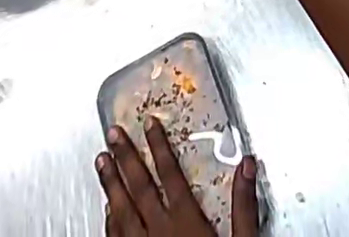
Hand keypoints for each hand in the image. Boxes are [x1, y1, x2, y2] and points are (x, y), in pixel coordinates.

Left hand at [97, 118, 258, 236]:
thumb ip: (245, 206)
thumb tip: (247, 163)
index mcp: (187, 224)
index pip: (170, 175)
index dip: (159, 146)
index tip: (149, 123)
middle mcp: (161, 234)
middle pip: (140, 188)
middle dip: (126, 158)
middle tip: (112, 133)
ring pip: (122, 212)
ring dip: (111, 185)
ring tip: (100, 161)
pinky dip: (110, 223)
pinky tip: (106, 211)